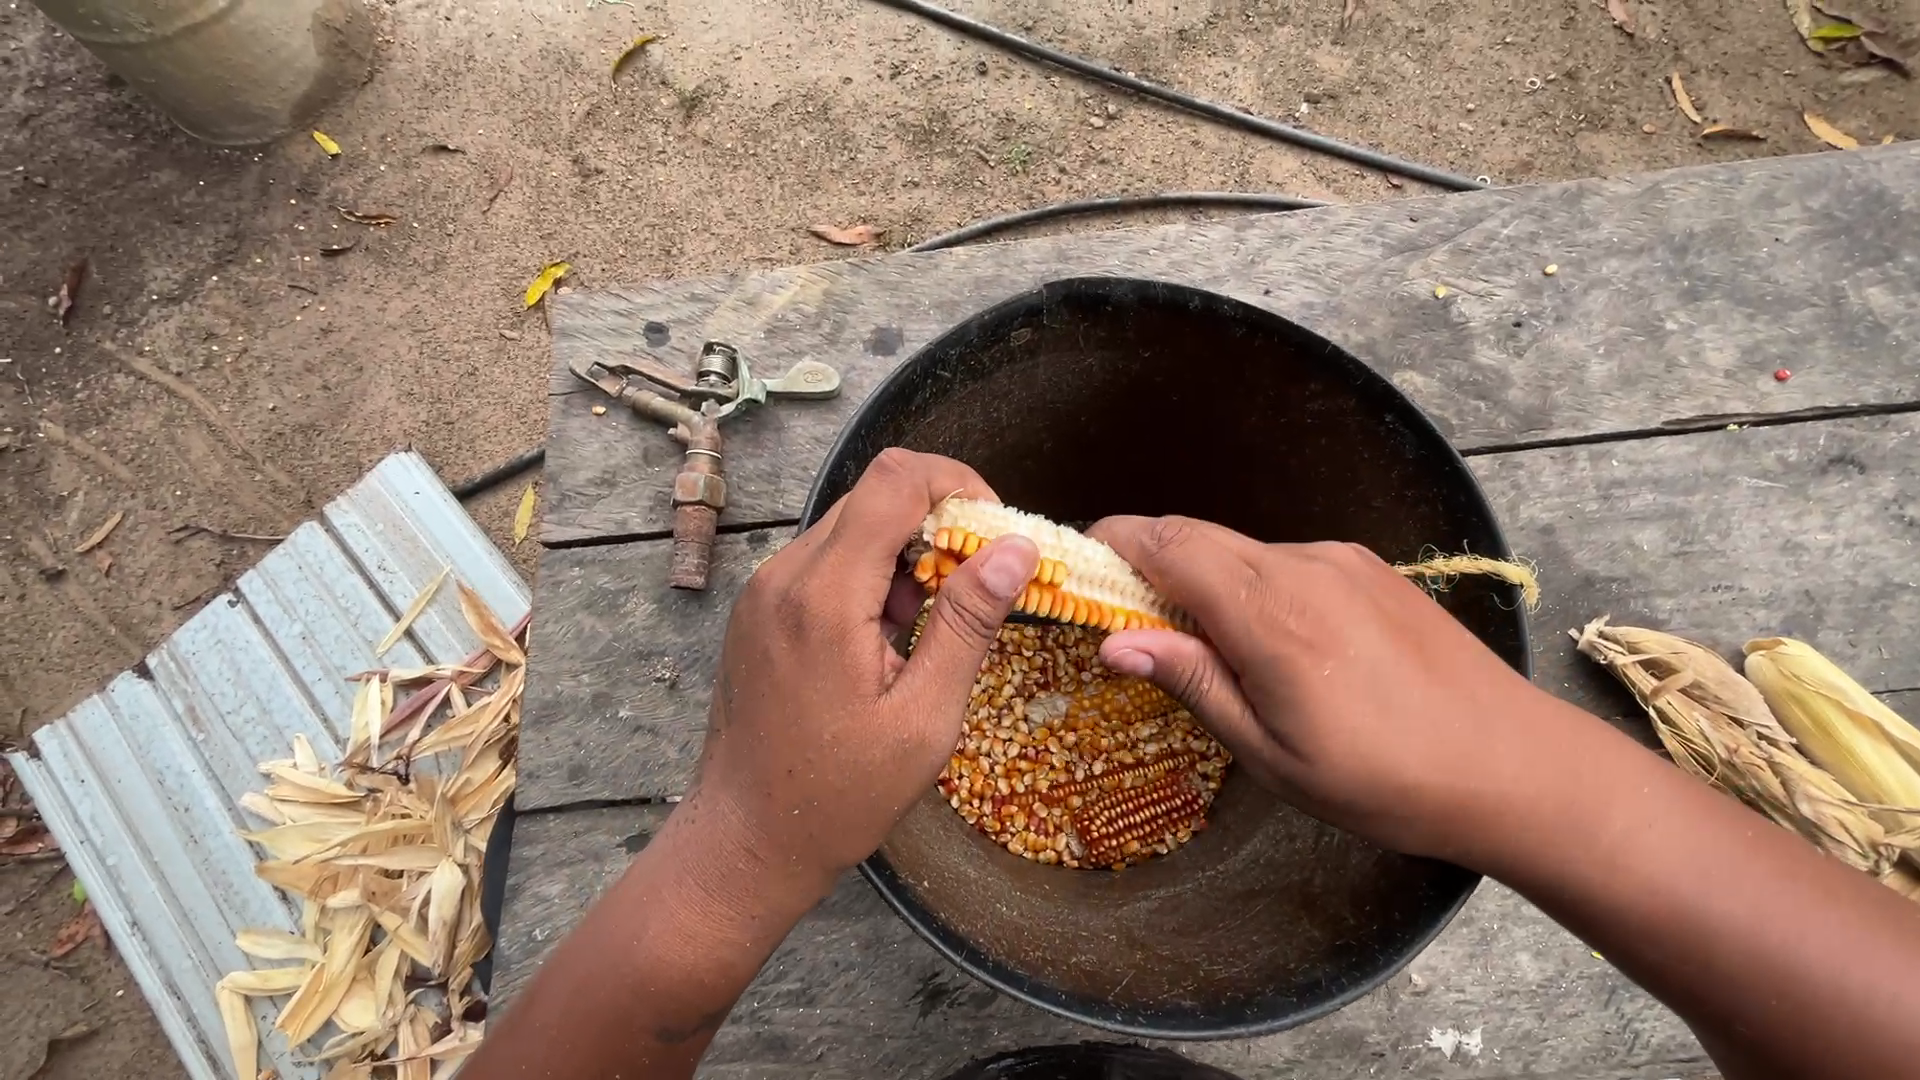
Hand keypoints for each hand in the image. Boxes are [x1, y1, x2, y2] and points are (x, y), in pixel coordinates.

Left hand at [688, 449, 1039, 889]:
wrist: (745, 839)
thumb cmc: (840, 794)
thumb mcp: (924, 718)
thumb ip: (968, 623)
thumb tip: (1015, 548)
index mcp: (825, 595)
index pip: (896, 479)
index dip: (956, 484)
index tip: (992, 533)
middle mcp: (785, 573)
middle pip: (874, 495)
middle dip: (936, 523)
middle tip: (968, 588)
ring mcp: (765, 589)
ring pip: (851, 525)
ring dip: (903, 554)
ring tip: (919, 630)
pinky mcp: (759, 607)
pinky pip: (825, 559)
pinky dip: (869, 575)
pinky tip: (881, 638)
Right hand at [1087, 516, 1591, 865]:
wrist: (1519, 767)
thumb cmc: (1384, 779)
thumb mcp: (1269, 752)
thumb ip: (1191, 681)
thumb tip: (1113, 641)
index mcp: (1270, 614)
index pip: (1168, 544)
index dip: (1114, 540)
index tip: (1079, 559)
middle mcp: (1301, 566)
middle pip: (1195, 534)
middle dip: (1145, 556)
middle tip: (1122, 606)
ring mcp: (1339, 559)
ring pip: (1238, 547)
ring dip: (1198, 574)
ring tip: (1201, 639)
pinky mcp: (1365, 566)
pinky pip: (1280, 559)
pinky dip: (1245, 580)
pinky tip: (1266, 634)